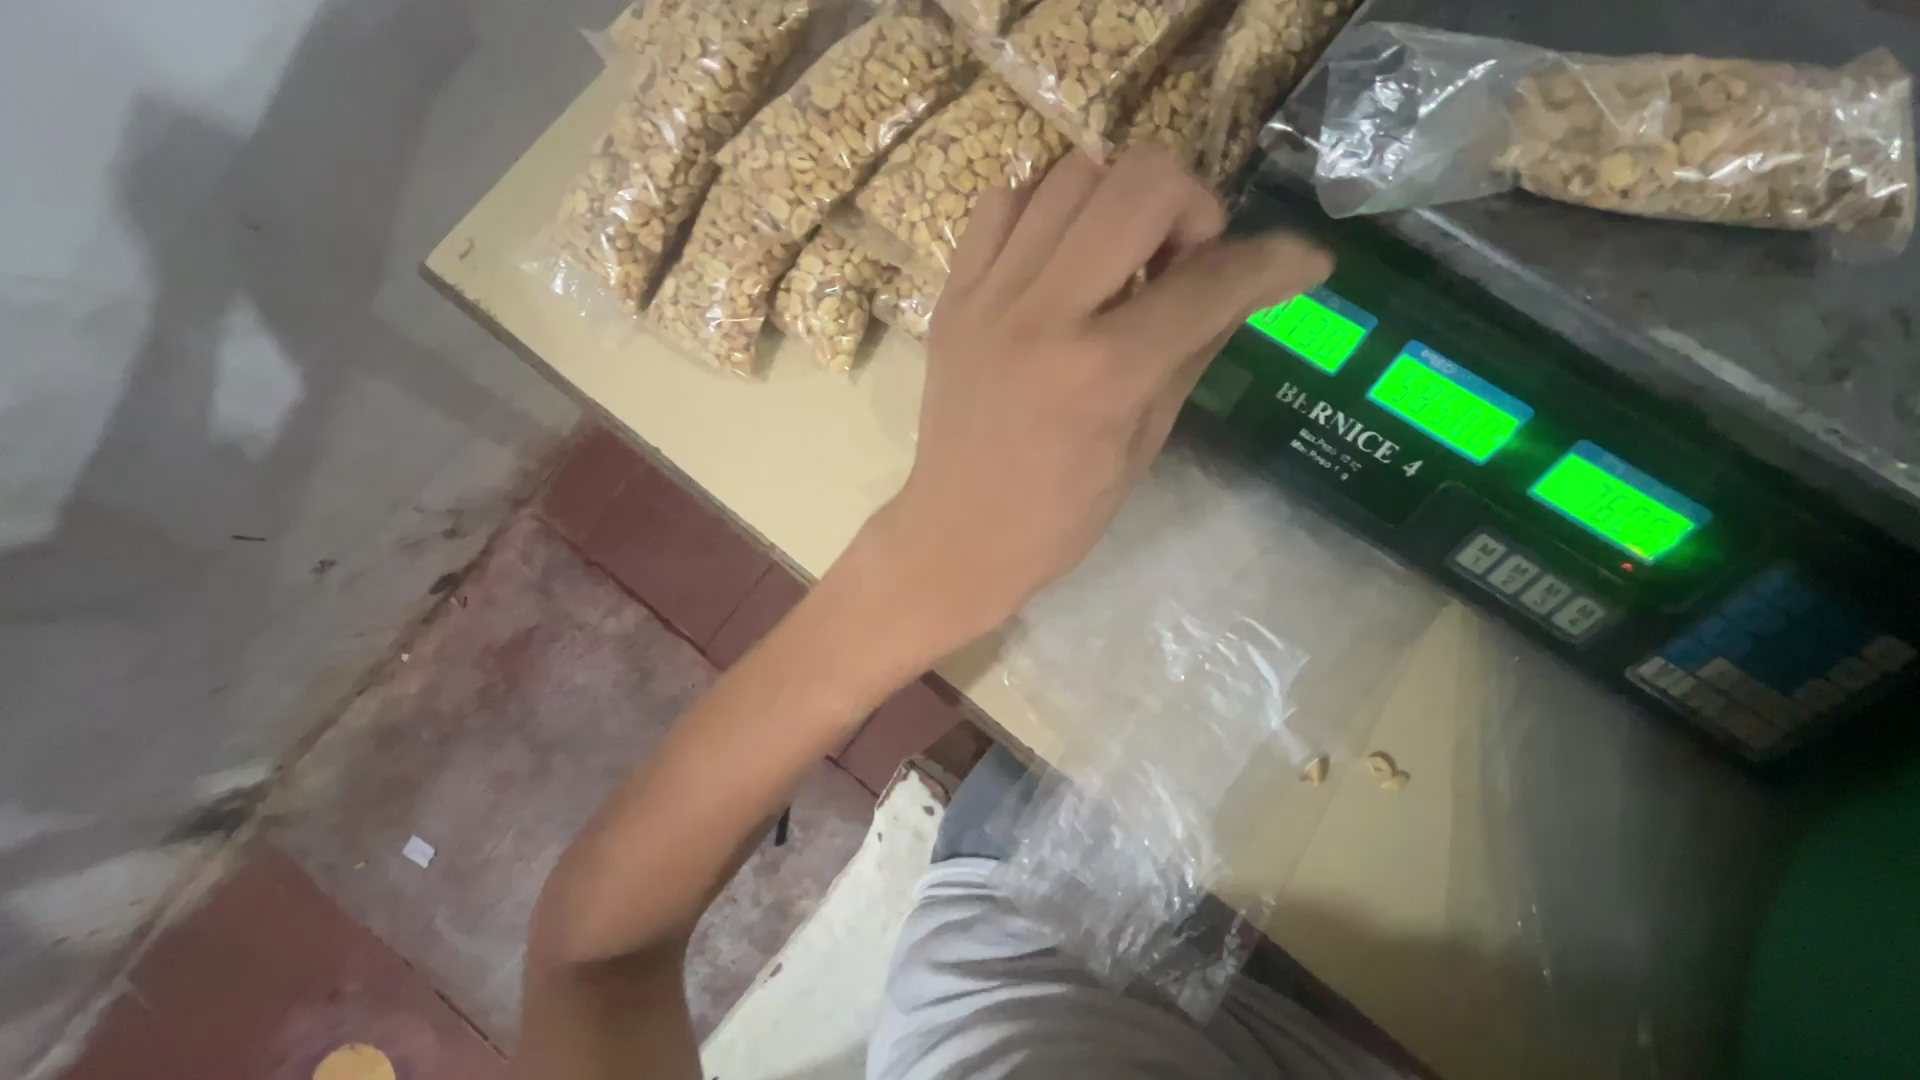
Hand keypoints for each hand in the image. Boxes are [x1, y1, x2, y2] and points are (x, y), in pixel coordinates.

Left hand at [846, 145, 1331, 657]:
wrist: (957, 534)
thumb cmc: (1062, 513)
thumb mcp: (1147, 441)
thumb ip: (1196, 348)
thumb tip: (1249, 282)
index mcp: (1104, 373)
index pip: (1210, 280)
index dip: (1274, 261)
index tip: (1302, 260)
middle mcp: (1044, 316)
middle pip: (1139, 184)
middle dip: (1191, 203)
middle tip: (1186, 258)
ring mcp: (988, 298)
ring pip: (1071, 174)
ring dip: (1119, 199)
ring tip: (1122, 256)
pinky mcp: (951, 295)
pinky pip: (1004, 202)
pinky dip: (1048, 208)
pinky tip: (1063, 253)